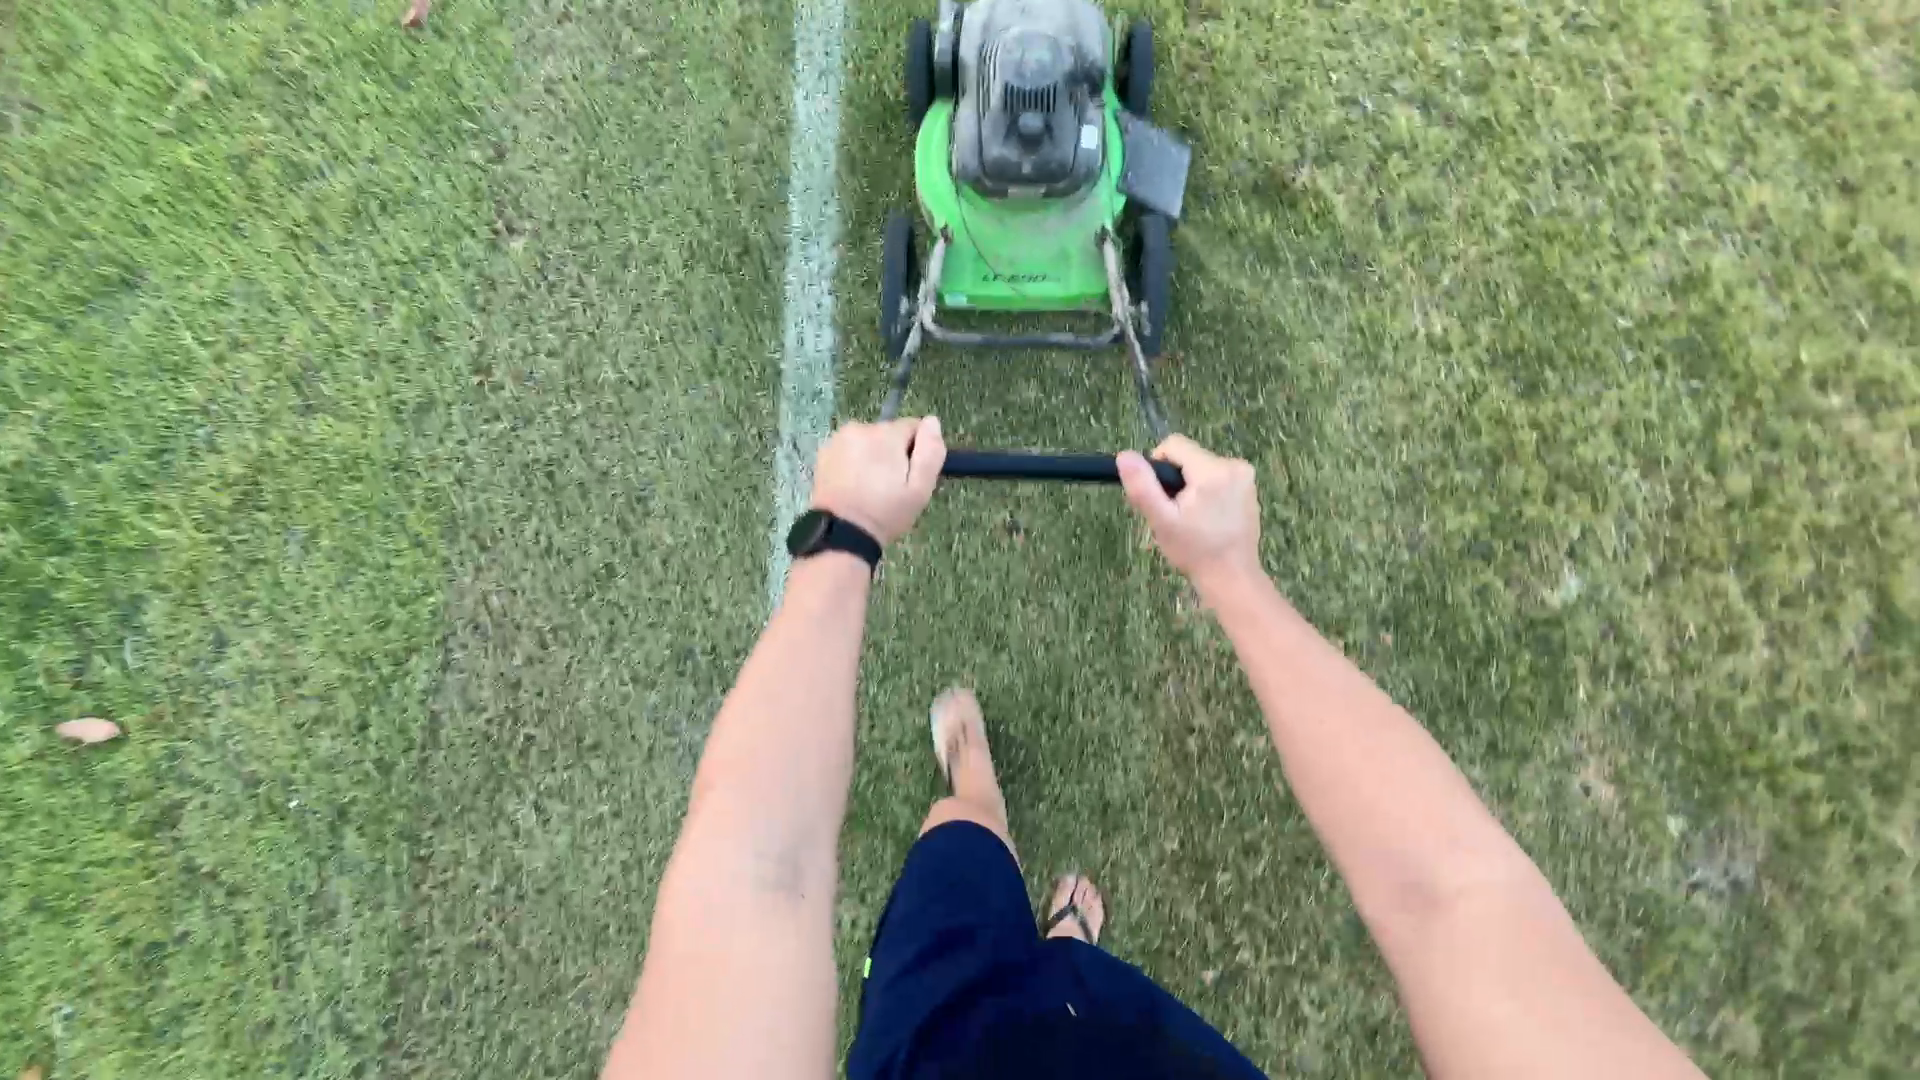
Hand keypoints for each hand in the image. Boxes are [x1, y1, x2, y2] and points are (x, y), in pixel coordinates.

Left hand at [810, 416, 946, 544]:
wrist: (842, 533)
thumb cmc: (886, 513)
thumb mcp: (920, 489)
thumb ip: (931, 452)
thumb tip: (933, 421)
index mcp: (886, 434)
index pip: (914, 427)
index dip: (917, 452)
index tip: (910, 476)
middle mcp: (860, 428)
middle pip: (889, 433)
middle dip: (894, 454)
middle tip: (891, 486)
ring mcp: (838, 439)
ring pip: (868, 441)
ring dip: (873, 456)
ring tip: (871, 487)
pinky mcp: (824, 452)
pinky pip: (850, 449)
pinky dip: (854, 461)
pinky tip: (854, 485)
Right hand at [1117, 435, 1261, 590]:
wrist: (1232, 577)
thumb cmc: (1194, 551)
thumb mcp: (1162, 520)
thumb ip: (1142, 486)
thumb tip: (1124, 455)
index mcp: (1213, 470)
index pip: (1173, 445)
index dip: (1158, 467)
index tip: (1161, 497)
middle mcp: (1235, 465)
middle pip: (1188, 457)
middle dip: (1175, 481)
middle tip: (1174, 514)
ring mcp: (1246, 477)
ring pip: (1201, 467)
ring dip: (1190, 487)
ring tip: (1191, 519)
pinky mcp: (1249, 488)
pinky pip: (1217, 477)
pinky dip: (1206, 492)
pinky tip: (1207, 519)